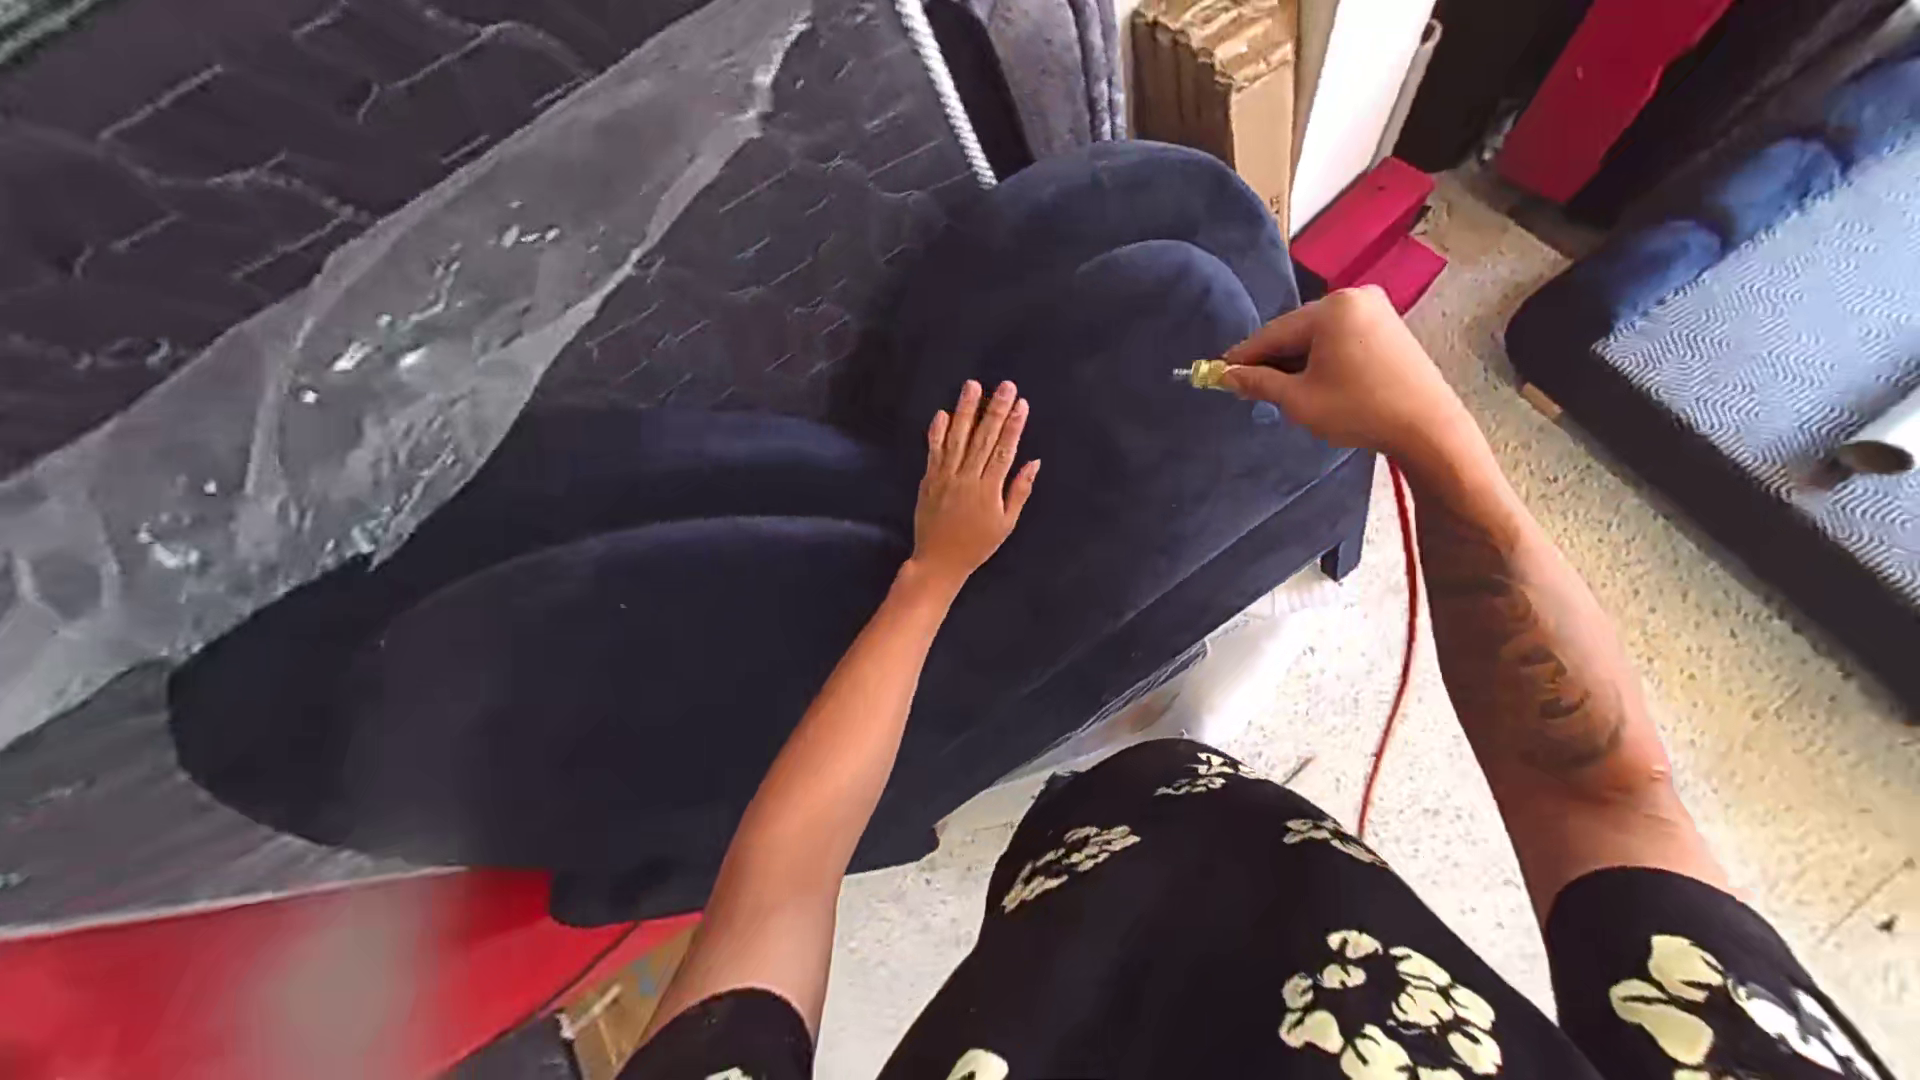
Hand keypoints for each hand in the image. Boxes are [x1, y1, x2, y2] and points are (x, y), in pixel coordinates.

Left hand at [911, 379, 1039, 588]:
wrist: (939, 560)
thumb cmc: (977, 544)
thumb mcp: (1006, 523)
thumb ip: (1019, 491)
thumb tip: (1034, 462)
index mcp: (988, 490)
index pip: (1004, 450)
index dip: (1013, 426)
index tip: (1021, 404)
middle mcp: (967, 478)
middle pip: (983, 438)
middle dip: (995, 409)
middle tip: (1005, 385)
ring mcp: (945, 477)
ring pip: (957, 438)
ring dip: (965, 411)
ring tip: (972, 386)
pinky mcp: (928, 479)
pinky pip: (933, 451)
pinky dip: (937, 432)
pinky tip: (942, 413)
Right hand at [1221, 286, 1481, 466]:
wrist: (1426, 427)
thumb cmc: (1357, 410)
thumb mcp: (1297, 399)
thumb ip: (1257, 383)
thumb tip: (1226, 376)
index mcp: (1331, 309)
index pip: (1272, 333)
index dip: (1242, 357)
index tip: (1218, 374)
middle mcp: (1354, 298)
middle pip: (1294, 331)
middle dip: (1270, 360)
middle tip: (1246, 387)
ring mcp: (1375, 310)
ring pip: (1315, 336)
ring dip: (1294, 361)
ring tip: (1277, 389)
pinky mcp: (1387, 326)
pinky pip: (1337, 339)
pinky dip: (1318, 358)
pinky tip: (1309, 381)